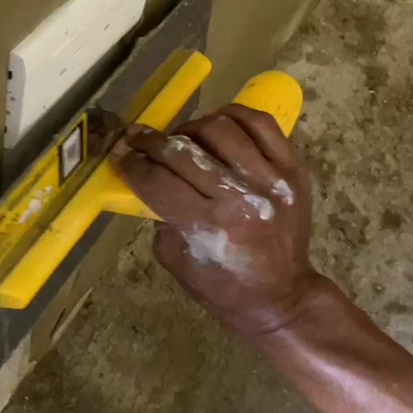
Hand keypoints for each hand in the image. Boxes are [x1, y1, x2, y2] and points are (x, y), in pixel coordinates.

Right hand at [111, 104, 324, 335]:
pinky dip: (232, 115)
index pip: (158, 180)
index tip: (119, 153)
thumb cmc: (220, 285)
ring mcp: (271, 179)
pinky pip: (260, 124)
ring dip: (190, 127)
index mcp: (208, 226)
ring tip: (180, 137)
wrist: (279, 296)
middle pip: (183, 152)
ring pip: (220, 128)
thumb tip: (148, 174)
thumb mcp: (174, 257)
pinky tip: (216, 124)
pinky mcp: (293, 168)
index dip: (132, 163)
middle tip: (137, 138)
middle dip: (151, 142)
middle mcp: (240, 198)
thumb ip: (160, 214)